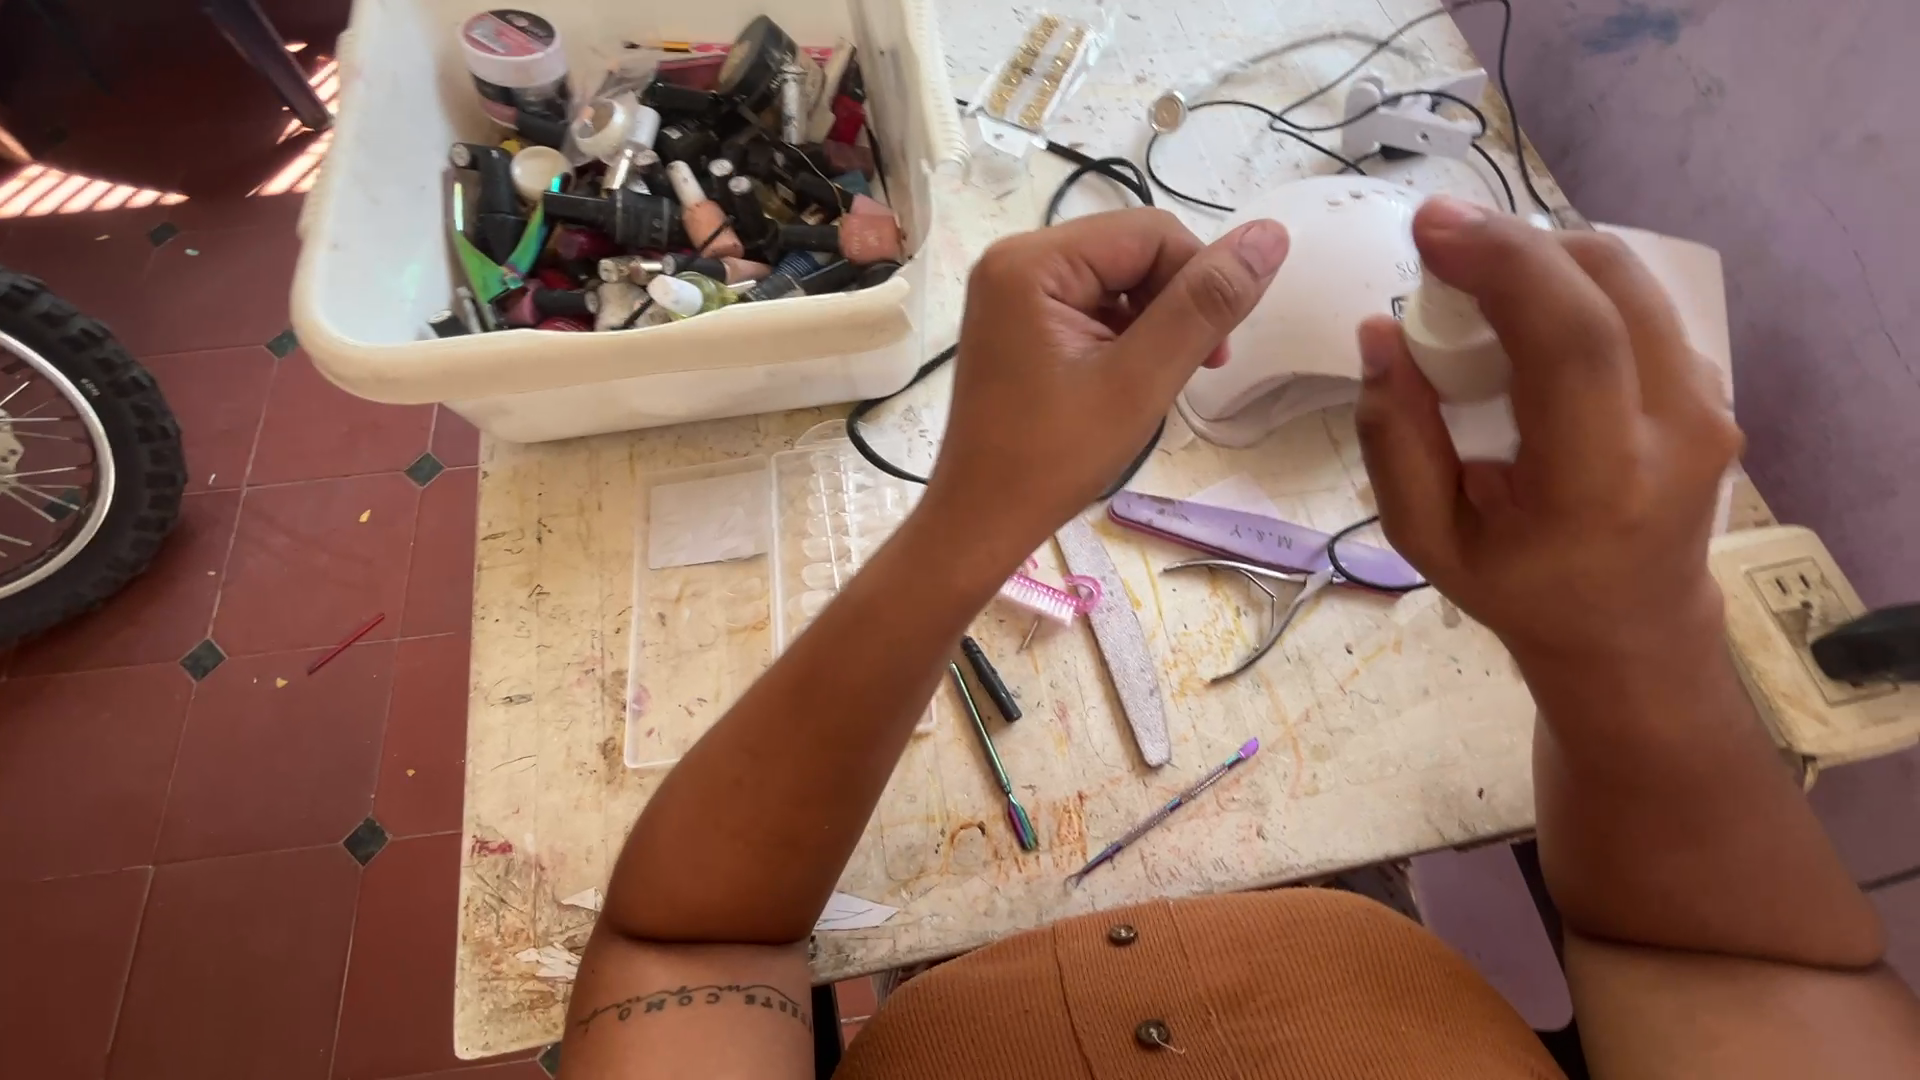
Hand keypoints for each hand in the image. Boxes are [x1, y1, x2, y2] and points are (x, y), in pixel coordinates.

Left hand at [927, 208, 1289, 557]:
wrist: (983, 518)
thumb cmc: (1055, 458)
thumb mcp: (1141, 379)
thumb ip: (1205, 305)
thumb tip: (1270, 234)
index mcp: (1030, 262)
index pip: (1150, 233)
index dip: (1198, 281)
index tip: (1216, 350)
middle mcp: (1012, 263)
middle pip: (1128, 253)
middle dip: (1172, 306)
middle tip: (1192, 370)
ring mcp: (1007, 296)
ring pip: (1112, 283)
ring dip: (1150, 325)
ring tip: (1153, 383)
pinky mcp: (1013, 326)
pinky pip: (1085, 309)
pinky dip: (1118, 339)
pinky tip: (1125, 381)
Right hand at [1354, 196, 1741, 663]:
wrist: (1624, 623)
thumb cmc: (1511, 585)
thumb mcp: (1422, 535)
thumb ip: (1395, 439)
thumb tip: (1379, 334)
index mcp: (1597, 480)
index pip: (1571, 339)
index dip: (1503, 266)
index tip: (1430, 229)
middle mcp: (1678, 428)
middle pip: (1610, 285)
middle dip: (1514, 245)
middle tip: (1436, 248)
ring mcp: (1709, 400)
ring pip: (1627, 280)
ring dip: (1538, 260)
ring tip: (1466, 285)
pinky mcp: (1707, 384)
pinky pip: (1633, 302)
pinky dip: (1564, 286)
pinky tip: (1514, 315)